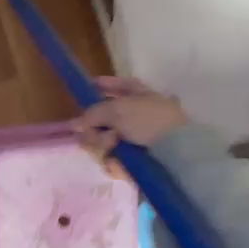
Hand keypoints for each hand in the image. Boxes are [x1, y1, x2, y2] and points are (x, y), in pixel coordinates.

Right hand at [71, 76, 189, 178]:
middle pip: (102, 119)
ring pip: (102, 141)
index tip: (88, 87)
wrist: (174, 151)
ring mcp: (133, 139)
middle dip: (94, 126)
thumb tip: (75, 124)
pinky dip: (112, 161)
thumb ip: (93, 113)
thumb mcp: (119, 109)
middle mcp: (135, 115)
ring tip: (112, 146)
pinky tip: (118, 162)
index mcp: (139, 95)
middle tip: (92, 131)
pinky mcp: (132, 161)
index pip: (118, 85)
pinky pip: (110, 160)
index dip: (104, 85)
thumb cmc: (149, 121)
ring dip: (102, 144)